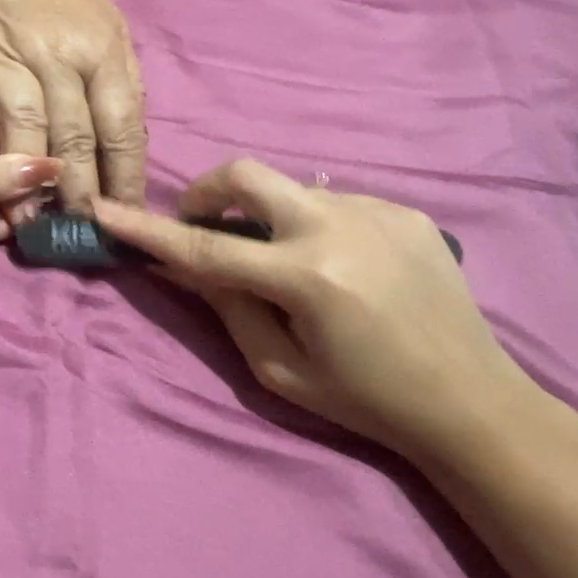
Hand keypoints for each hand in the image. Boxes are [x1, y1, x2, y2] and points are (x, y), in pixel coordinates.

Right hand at [0, 0, 145, 212]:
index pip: (121, 127)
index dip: (122, 179)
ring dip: (18, 171)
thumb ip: (123, 84)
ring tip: (22, 222)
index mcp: (103, 52)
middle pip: (73, 132)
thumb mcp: (111, 30)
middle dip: (75, 191)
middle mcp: (60, 53)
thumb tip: (129, 148)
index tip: (120, 220)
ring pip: (20, 118)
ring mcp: (9, 49)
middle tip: (74, 237)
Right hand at [94, 160, 544, 463]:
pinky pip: (332, 203)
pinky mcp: (406, 211)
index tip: (105, 210)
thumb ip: (226, 305)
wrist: (473, 402)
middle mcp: (340, 228)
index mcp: (307, 278)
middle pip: (246, 176)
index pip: (204, 246)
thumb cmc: (363, 400)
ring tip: (286, 266)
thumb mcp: (277, 368)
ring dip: (266, 218)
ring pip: (290, 191)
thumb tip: (180, 263)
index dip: (147, 229)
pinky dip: (311, 226)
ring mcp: (378, 212)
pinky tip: (337, 267)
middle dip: (206, 193)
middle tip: (204, 228)